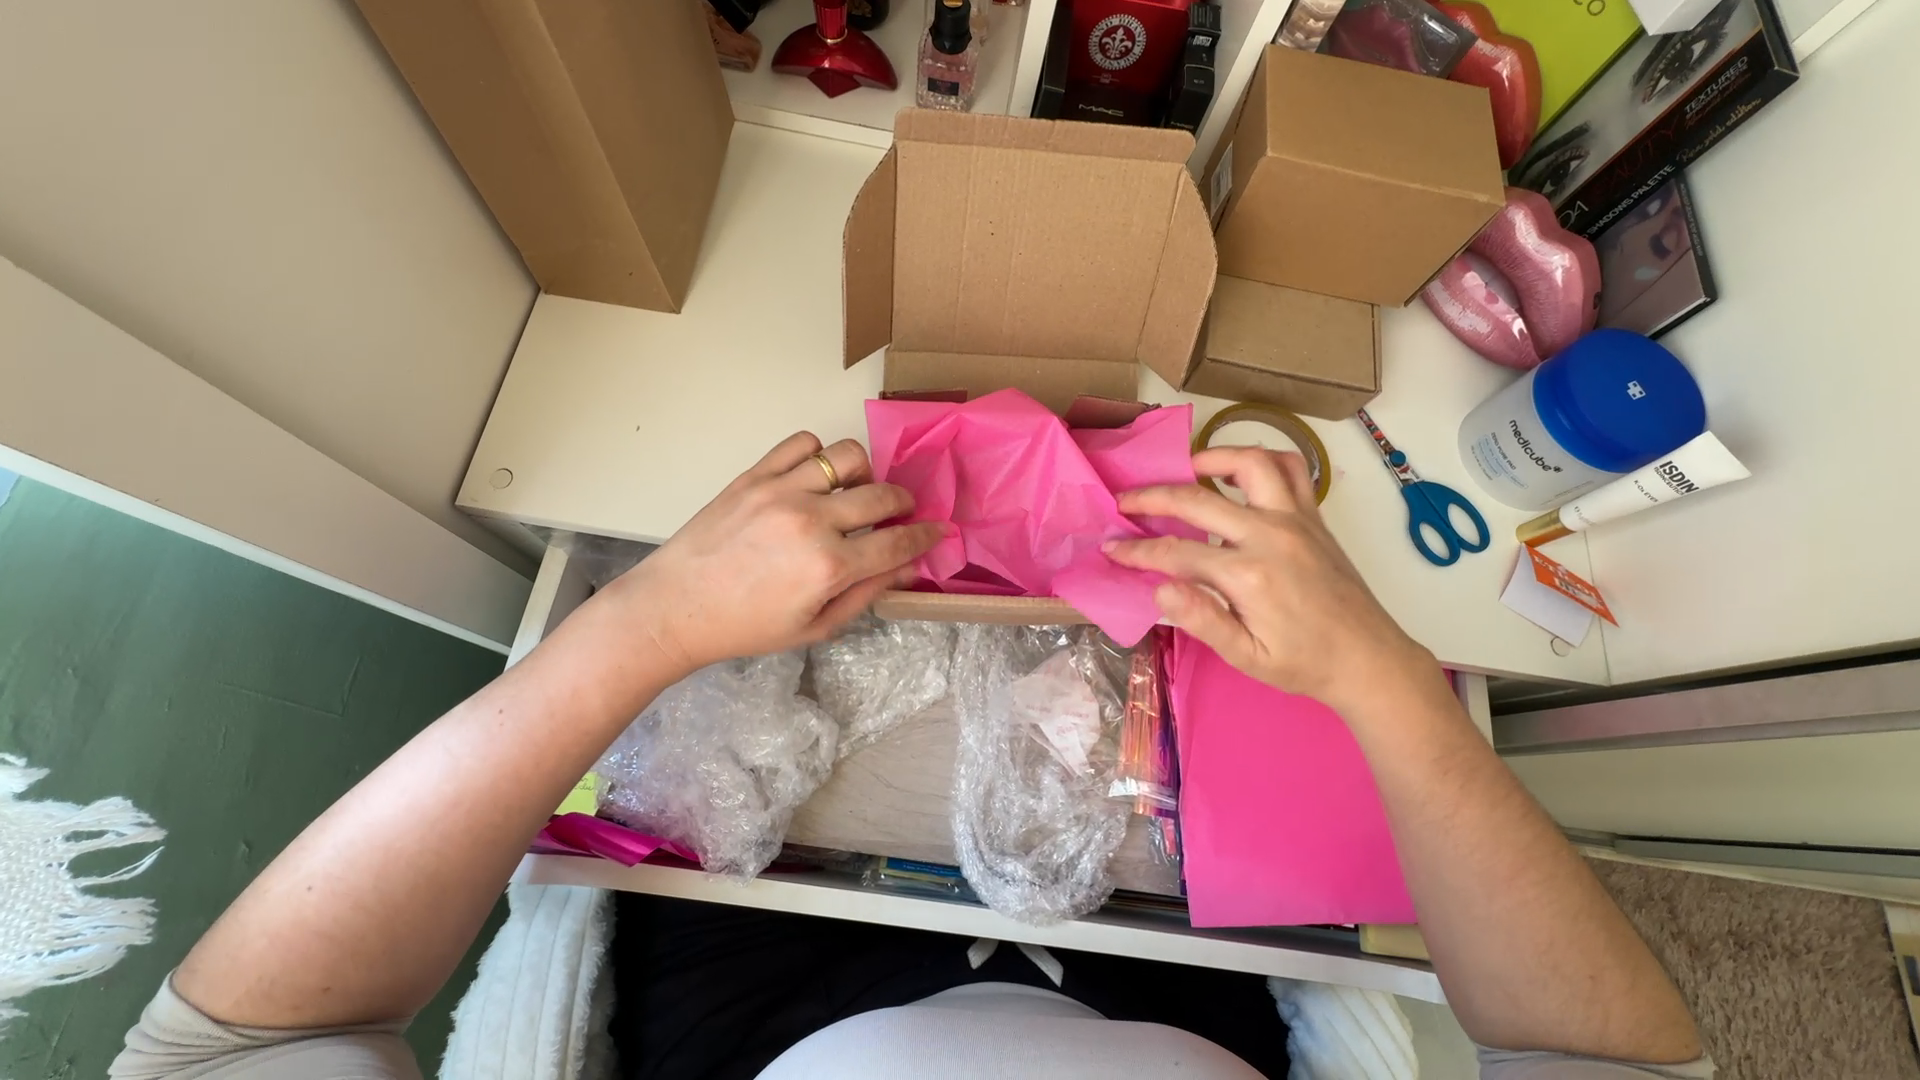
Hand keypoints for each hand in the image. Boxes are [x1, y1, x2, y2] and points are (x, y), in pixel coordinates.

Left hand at [594, 432, 943, 675]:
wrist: (676, 607)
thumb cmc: (747, 627)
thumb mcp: (816, 626)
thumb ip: (867, 593)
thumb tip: (909, 567)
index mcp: (829, 566)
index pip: (898, 542)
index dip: (926, 535)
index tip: (938, 529)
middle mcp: (811, 522)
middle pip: (882, 494)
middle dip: (904, 503)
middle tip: (899, 514)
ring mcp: (781, 491)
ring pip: (846, 456)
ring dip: (864, 472)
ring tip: (854, 491)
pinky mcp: (754, 475)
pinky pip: (802, 443)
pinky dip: (819, 455)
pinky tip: (816, 478)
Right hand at [1104, 447, 1435, 710]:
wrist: (1368, 659)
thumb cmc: (1302, 663)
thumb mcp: (1246, 657)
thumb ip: (1202, 620)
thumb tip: (1158, 587)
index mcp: (1248, 575)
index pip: (1175, 553)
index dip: (1136, 551)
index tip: (1110, 549)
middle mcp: (1271, 535)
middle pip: (1198, 499)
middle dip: (1152, 497)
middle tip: (1124, 500)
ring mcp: (1296, 519)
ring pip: (1251, 463)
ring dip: (1212, 457)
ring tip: (1185, 468)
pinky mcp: (1313, 517)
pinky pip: (1290, 469)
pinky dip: (1262, 460)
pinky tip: (1239, 473)